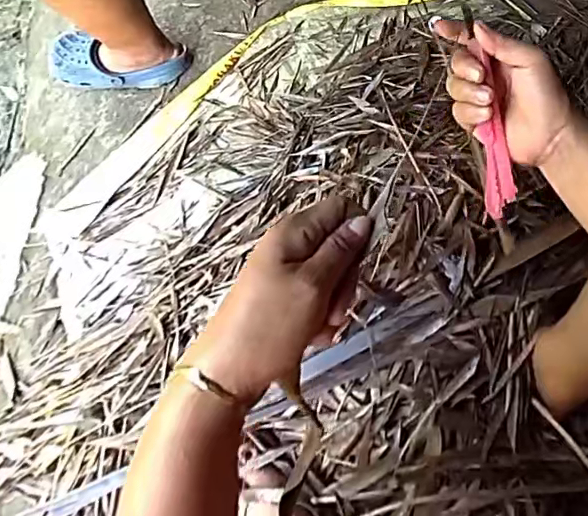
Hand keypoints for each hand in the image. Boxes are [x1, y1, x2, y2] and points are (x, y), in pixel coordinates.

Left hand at [177, 196, 371, 402]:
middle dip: (345, 276)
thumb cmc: (269, 327)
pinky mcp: (284, 296)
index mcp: (294, 231)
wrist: (224, 380)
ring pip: (332, 274)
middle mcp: (290, 244)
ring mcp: (286, 271)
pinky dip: (321, 315)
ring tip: (321, 325)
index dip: (357, 231)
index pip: (341, 208)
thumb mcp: (313, 285)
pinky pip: (317, 296)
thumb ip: (341, 250)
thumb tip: (364, 219)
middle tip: (336, 305)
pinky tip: (312, 335)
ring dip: (335, 301)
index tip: (358, 262)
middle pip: (339, 243)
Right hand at [435, 18, 578, 168]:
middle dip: (465, 68)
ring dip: (471, 93)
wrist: (550, 135)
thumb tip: (479, 28)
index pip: (469, 38)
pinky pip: (458, 111)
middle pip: (456, 61)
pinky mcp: (474, 118)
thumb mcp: (531, 60)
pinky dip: (472, 113)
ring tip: (491, 100)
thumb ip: (503, 43)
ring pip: (454, 86)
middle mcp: (485, 73)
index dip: (453, 31)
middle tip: (482, 76)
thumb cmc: (548, 96)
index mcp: (497, 55)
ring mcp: (478, 96)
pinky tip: (489, 116)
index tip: (441, 27)